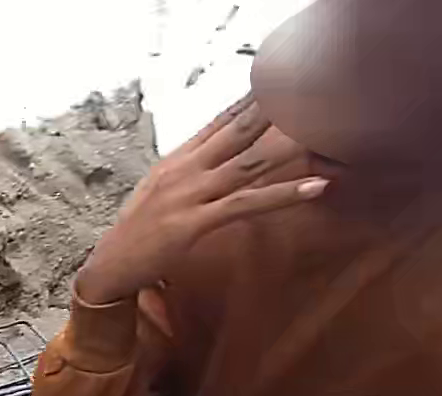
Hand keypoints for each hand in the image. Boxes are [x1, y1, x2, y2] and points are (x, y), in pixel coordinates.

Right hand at [76, 95, 328, 303]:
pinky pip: (246, 204)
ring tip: (336, 130)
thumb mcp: (154, 195)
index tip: (289, 79)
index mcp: (174, 162)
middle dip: (282, 107)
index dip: (257, 98)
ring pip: (250, 162)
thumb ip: (184, 173)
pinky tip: (317, 186)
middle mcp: (183, 172)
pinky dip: (284, 195)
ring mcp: (188, 197)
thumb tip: (212, 159)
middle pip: (242, 129)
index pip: (222, 120)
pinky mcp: (193, 224)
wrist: (106, 270)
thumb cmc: (131, 237)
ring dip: (295, 146)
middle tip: (323, 87)